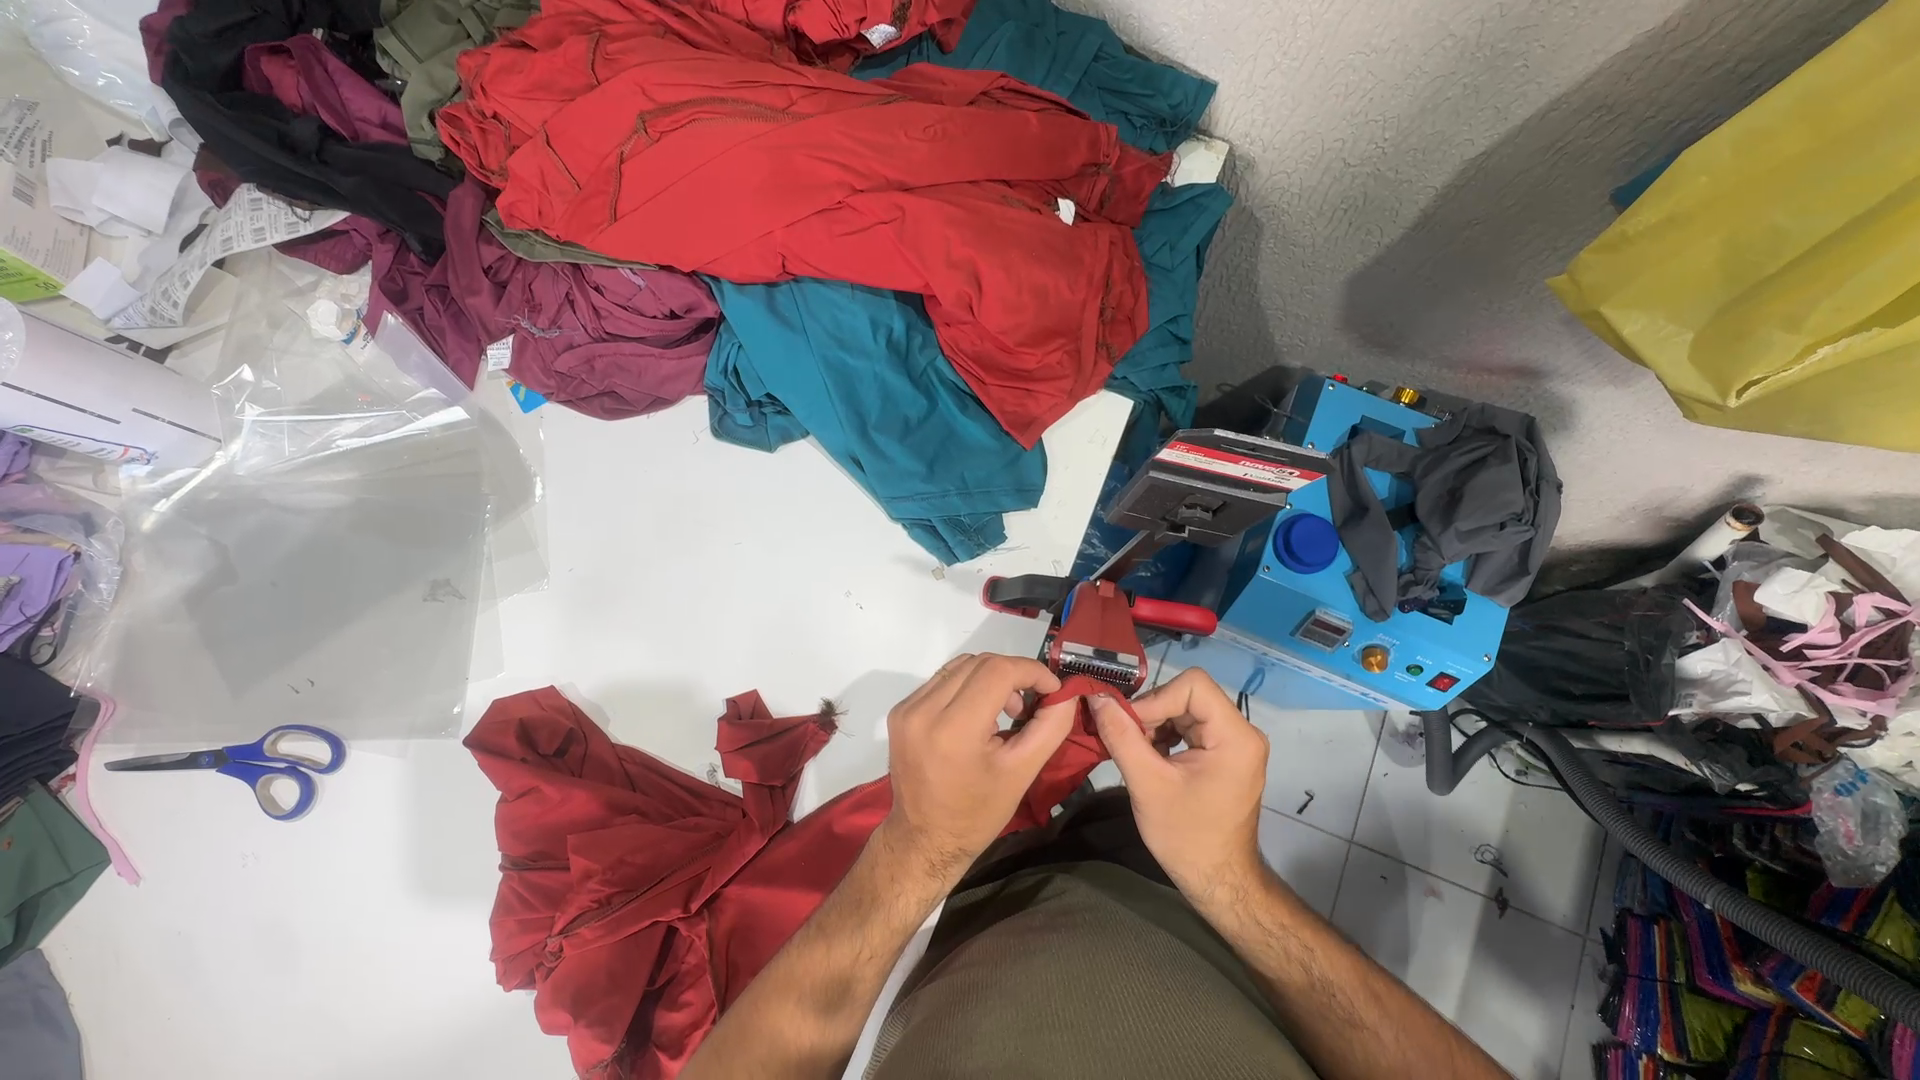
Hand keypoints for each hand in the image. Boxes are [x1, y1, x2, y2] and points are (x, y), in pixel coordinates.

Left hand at [882, 653, 1076, 884]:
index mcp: (954, 729)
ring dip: (989, 678)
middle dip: (1013, 674)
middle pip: (979, 663)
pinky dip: (967, 687)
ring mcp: (907, 709)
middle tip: (1029, 705)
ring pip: (960, 667)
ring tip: (1004, 712)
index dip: (1032, 671)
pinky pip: (942, 680)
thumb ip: (1049, 727)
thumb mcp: (1022, 773)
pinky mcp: (900, 711)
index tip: (1052, 689)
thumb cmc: (976, 813)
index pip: (998, 671)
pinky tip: (977, 718)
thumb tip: (1066, 693)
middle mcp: (923, 711)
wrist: (925, 839)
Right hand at [1090, 668, 1269, 906]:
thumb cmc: (1185, 836)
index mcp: (1235, 736)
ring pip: (1186, 709)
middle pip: (1189, 695)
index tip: (1128, 723)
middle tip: (1123, 736)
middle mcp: (1242, 732)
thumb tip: (1097, 697)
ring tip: (1133, 748)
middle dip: (1152, 712)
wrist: (1216, 879)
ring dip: (1155, 723)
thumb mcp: (1147, 784)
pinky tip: (1147, 756)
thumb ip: (1121, 735)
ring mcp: (1235, 743)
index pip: (1193, 685)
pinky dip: (1164, 735)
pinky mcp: (1224, 754)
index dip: (1155, 698)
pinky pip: (1190, 727)